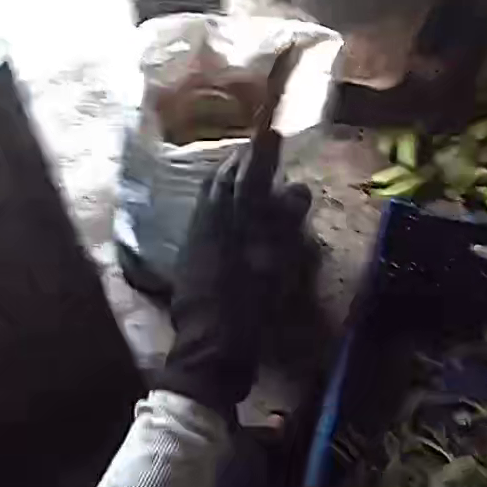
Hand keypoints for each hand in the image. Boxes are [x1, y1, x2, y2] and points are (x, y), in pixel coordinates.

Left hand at [156, 130, 312, 418]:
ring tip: (240, 170)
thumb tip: (296, 190)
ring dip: (224, 181)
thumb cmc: (246, 314)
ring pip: (206, 201)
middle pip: (219, 185)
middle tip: (255, 149)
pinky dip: (215, 204)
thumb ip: (283, 227)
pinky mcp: (189, 260)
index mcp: (226, 228)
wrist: (208, 354)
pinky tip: (225, 209)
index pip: (244, 180)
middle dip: (238, 163)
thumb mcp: (273, 271)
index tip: (270, 133)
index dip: (259, 156)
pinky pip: (201, 219)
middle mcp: (204, 229)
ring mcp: (193, 244)